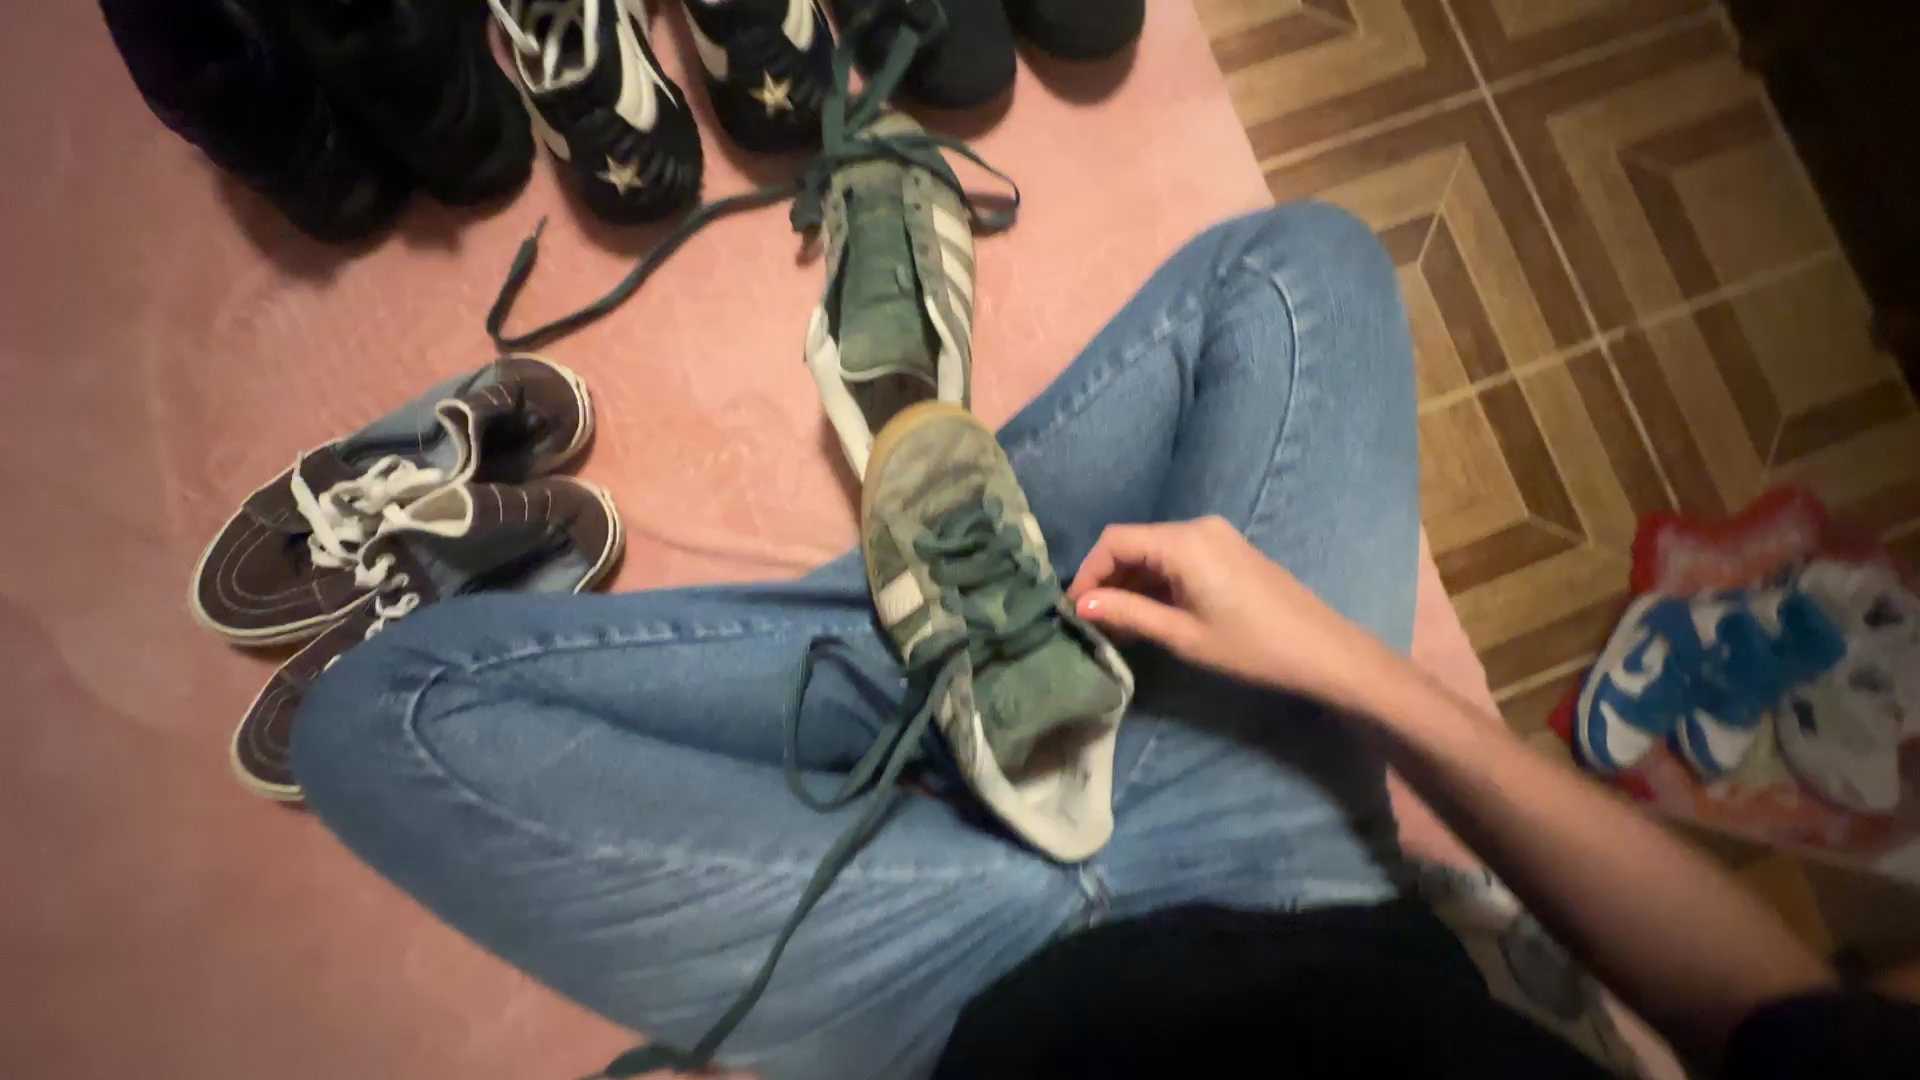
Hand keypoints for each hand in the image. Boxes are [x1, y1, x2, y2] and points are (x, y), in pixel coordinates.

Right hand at [1066, 517, 1401, 708]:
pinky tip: (1148, 613)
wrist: (1323, 652)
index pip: (1115, 541)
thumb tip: (1081, 604)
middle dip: (1108, 579)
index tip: (1077, 609)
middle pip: (1133, 543)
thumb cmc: (1250, 646)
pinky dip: (1156, 581)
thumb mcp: (1182, 634)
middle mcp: (1196, 527)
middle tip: (1093, 620)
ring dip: (1131, 583)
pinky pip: (1176, 557)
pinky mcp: (1226, 550)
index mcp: (1184, 542)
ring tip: (1117, 623)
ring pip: (1153, 551)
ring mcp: (1215, 536)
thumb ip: (1127, 612)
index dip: (1089, 572)